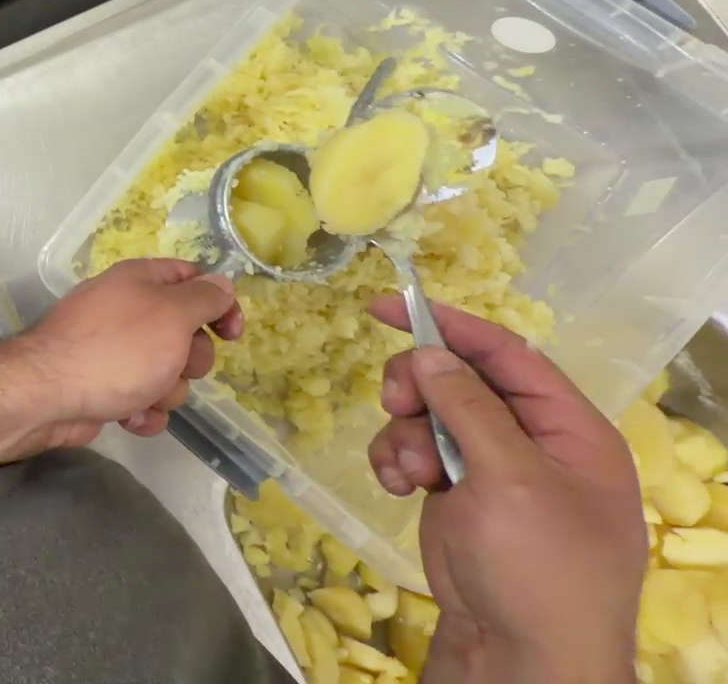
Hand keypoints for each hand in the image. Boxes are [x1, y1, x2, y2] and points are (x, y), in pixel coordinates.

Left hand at [5, 258, 242, 437]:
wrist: (48, 395)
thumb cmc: (115, 349)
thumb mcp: (169, 314)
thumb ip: (201, 297)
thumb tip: (222, 282)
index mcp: (137, 281)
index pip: (191, 278)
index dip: (218, 303)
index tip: (230, 334)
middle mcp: (124, 310)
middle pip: (186, 334)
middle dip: (188, 359)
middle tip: (173, 364)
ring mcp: (112, 350)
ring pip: (169, 373)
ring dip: (165, 390)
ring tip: (141, 393)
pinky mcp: (105, 386)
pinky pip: (146, 401)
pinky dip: (143, 412)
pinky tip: (128, 415)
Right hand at [365, 296, 644, 683]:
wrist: (519, 647)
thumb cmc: (537, 562)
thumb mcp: (507, 478)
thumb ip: (468, 407)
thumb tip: (428, 351)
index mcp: (568, 430)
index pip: (506, 354)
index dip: (448, 323)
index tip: (384, 305)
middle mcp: (529, 439)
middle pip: (454, 379)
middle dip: (415, 390)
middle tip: (393, 405)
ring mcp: (489, 464)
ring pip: (424, 413)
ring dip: (401, 435)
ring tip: (405, 472)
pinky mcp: (453, 486)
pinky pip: (410, 447)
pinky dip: (394, 459)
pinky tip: (396, 486)